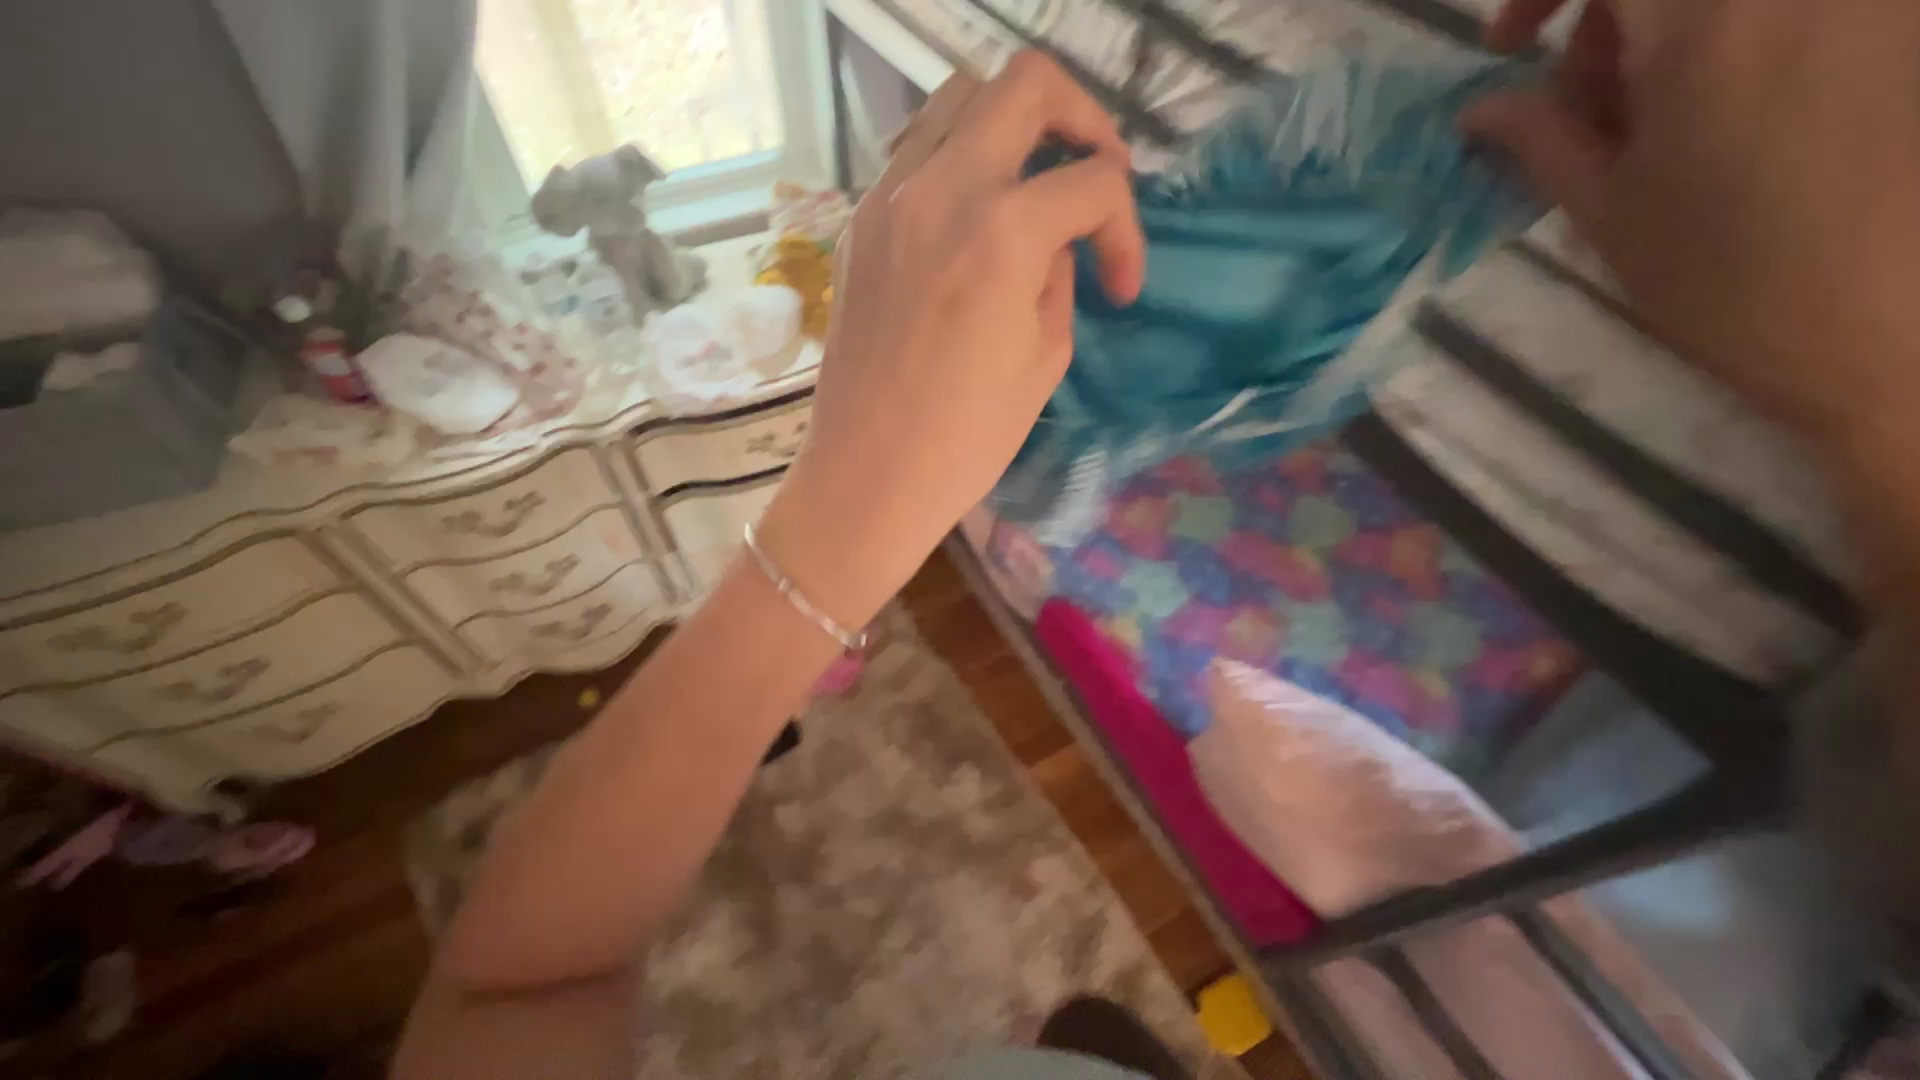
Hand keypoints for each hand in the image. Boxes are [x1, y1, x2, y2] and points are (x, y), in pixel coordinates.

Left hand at [755, 52, 1144, 628]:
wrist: (866, 476)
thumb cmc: (966, 438)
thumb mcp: (1045, 356)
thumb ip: (1059, 274)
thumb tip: (1056, 238)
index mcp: (1002, 230)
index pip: (1094, 181)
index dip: (1126, 229)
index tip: (1122, 284)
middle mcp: (940, 188)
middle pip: (1026, 85)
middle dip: (1080, 120)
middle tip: (1093, 178)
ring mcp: (888, 198)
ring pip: (959, 100)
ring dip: (1011, 125)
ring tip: (1031, 186)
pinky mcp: (859, 223)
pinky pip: (914, 152)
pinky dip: (956, 160)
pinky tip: (973, 216)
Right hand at [1463, 0, 1919, 451]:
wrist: (1897, 326)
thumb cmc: (1728, 279)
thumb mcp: (1608, 212)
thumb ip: (1539, 139)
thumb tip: (1479, 110)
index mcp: (1710, 17)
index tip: (1513, 48)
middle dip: (1613, 21)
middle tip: (1595, 106)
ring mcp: (1868, 1)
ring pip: (1732, 1)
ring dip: (1680, 35)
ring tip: (1671, 120)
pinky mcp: (1903, 28)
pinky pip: (1793, 20)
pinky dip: (1744, 45)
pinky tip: (1742, 112)